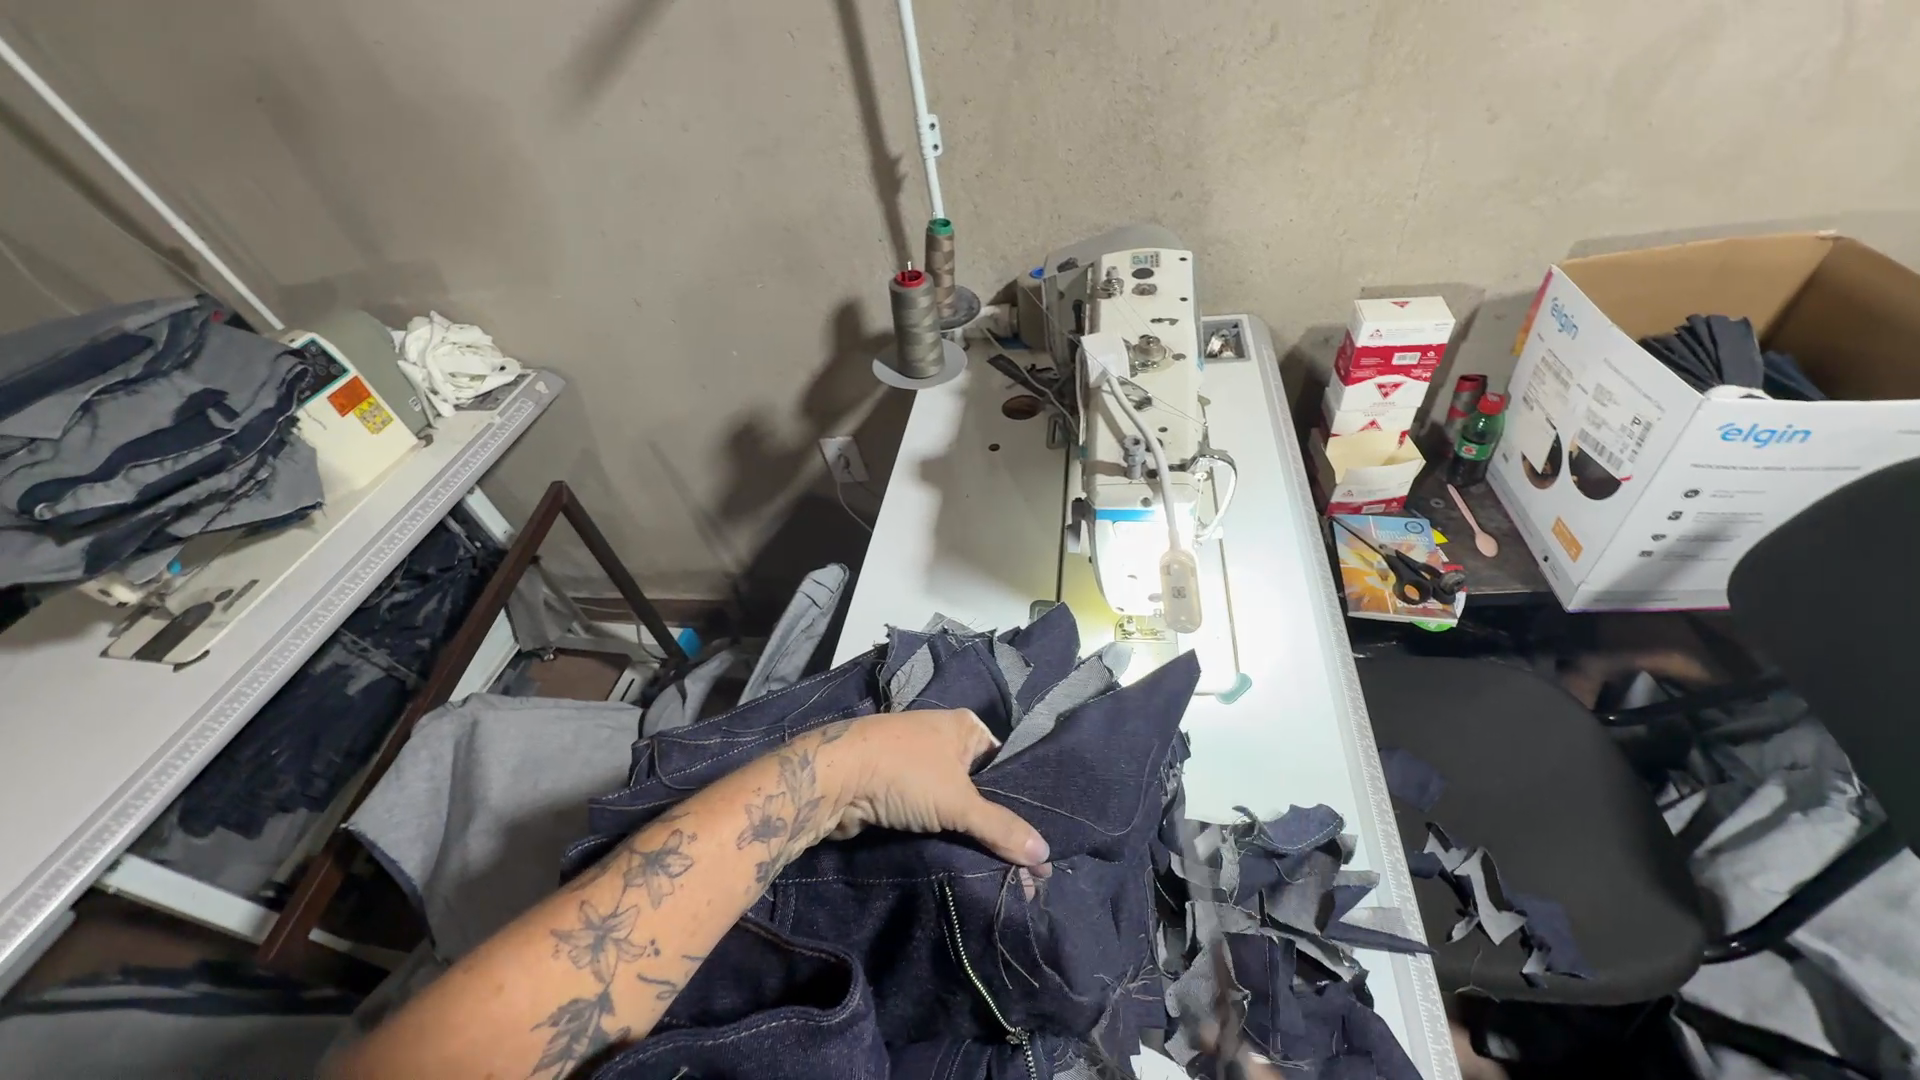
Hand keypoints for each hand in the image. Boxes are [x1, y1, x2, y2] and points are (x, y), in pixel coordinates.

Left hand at [818, 709, 1050, 873]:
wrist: (832, 780)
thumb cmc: (903, 774)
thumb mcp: (959, 802)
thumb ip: (1001, 829)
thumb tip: (1046, 854)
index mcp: (964, 727)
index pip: (1005, 764)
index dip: (1022, 802)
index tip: (1038, 843)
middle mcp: (943, 740)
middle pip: (981, 788)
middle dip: (997, 825)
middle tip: (1023, 867)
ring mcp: (916, 765)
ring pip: (953, 805)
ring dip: (968, 834)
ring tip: (999, 872)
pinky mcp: (894, 790)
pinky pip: (928, 815)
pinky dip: (942, 836)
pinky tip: (961, 862)